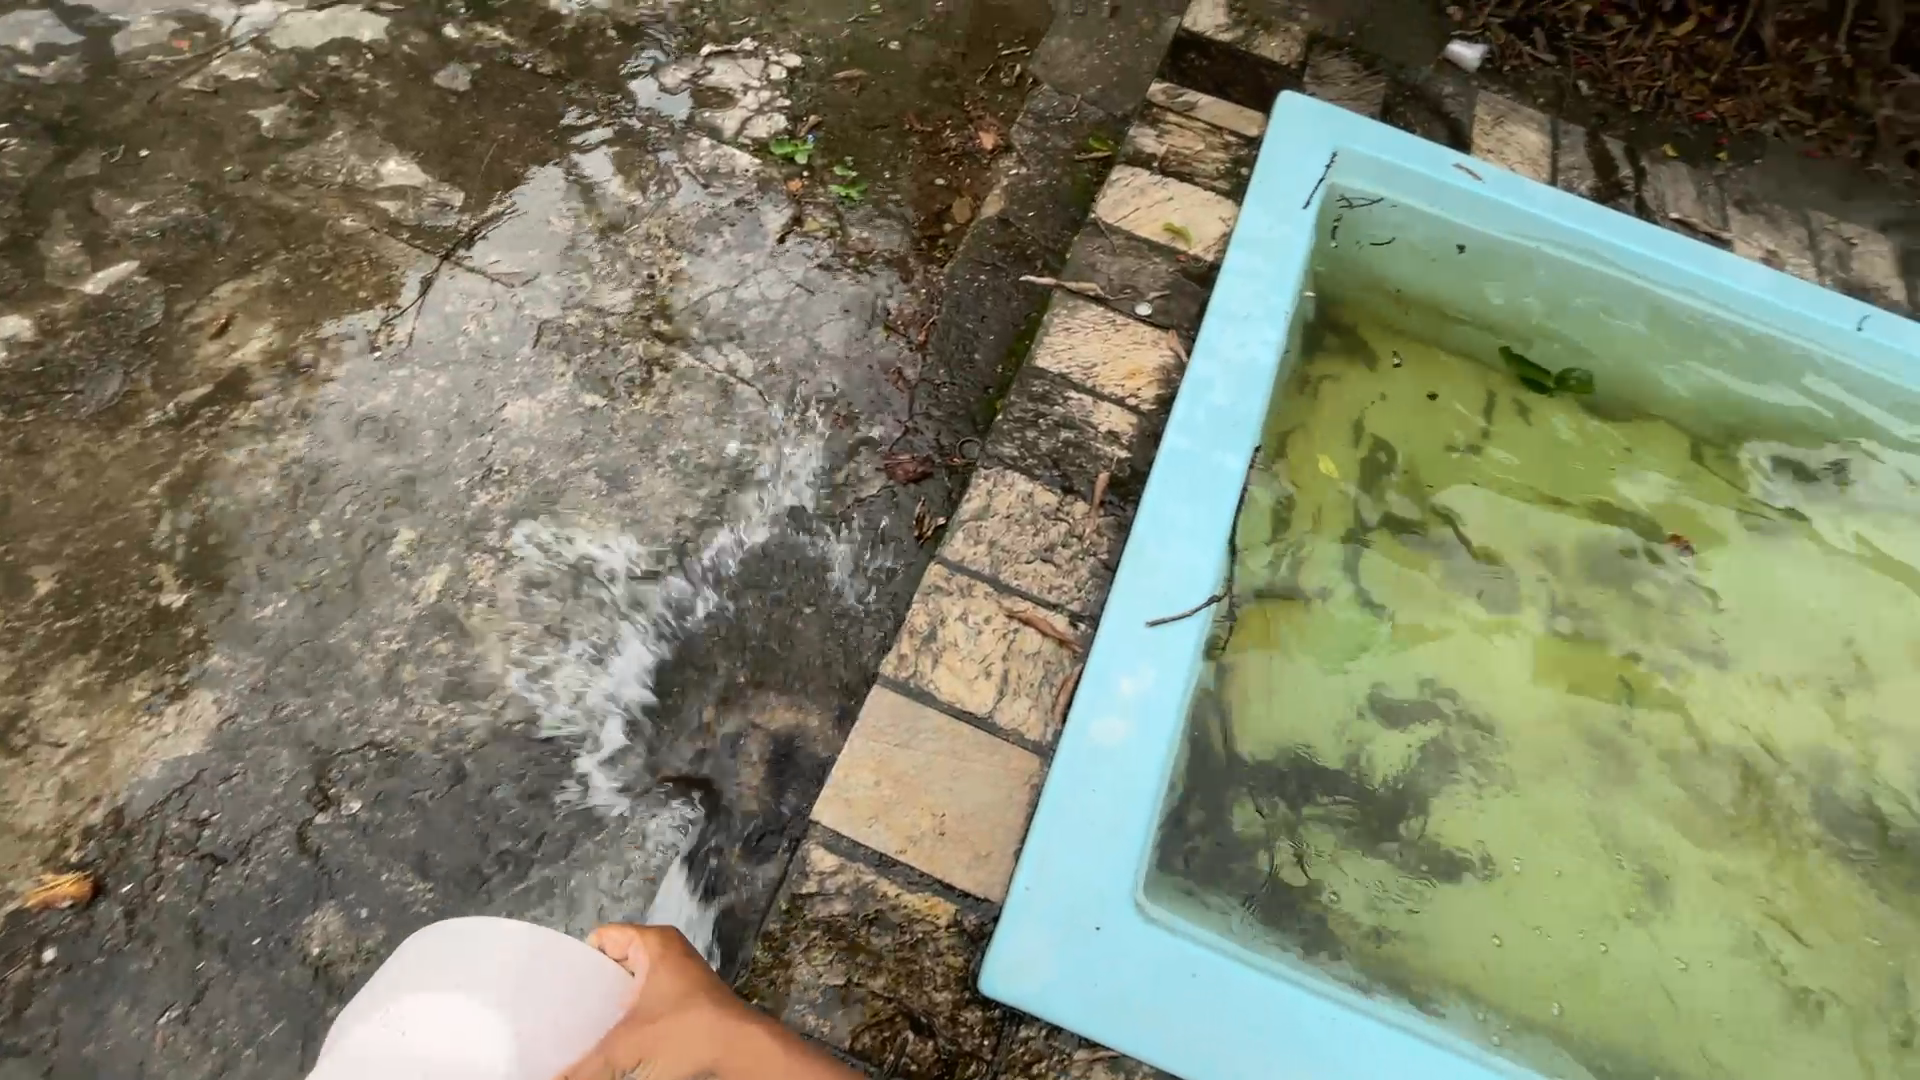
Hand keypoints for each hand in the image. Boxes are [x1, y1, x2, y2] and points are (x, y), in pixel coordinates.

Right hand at [555, 924, 746, 1079]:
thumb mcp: (626, 1049)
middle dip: (585, 994)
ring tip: (568, 1037)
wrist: (738, 1049)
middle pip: (612, 965)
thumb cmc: (685, 1032)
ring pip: (626, 989)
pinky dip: (622, 1022)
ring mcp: (674, 977)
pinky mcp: (680, 1002)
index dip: (575, 962)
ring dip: (603, 1012)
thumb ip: (581, 1071)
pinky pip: (640, 1005)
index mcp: (653, 944)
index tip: (547, 992)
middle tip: (551, 1021)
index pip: (603, 938)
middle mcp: (664, 953)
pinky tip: (599, 1047)